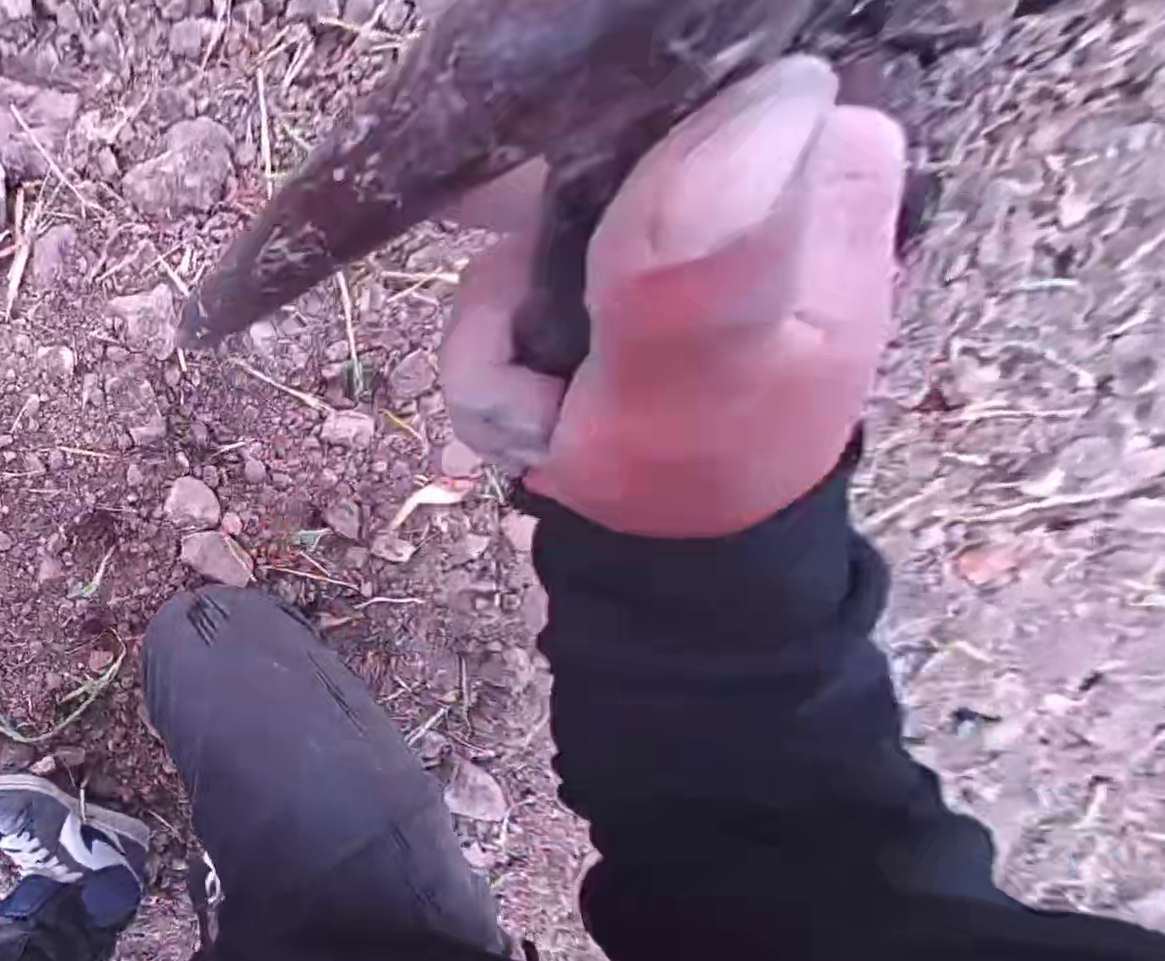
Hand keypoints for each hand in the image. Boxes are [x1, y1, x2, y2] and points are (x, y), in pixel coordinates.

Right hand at [441, 56, 906, 537]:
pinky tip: (523, 415)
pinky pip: (487, 302)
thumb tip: (747, 105)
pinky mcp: (580, 277)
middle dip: (509, 313)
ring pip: (499, 260)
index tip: (552, 299)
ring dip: (490, 360)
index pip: (649, 112)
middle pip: (544, 191)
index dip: (567, 197)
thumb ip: (696, 276)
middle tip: (537, 394)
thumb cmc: (693, 476)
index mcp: (798, 171)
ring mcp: (632, 233)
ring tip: (534, 425)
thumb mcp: (693, 392)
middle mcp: (716, 179)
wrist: (653, 532)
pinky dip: (485, 370)